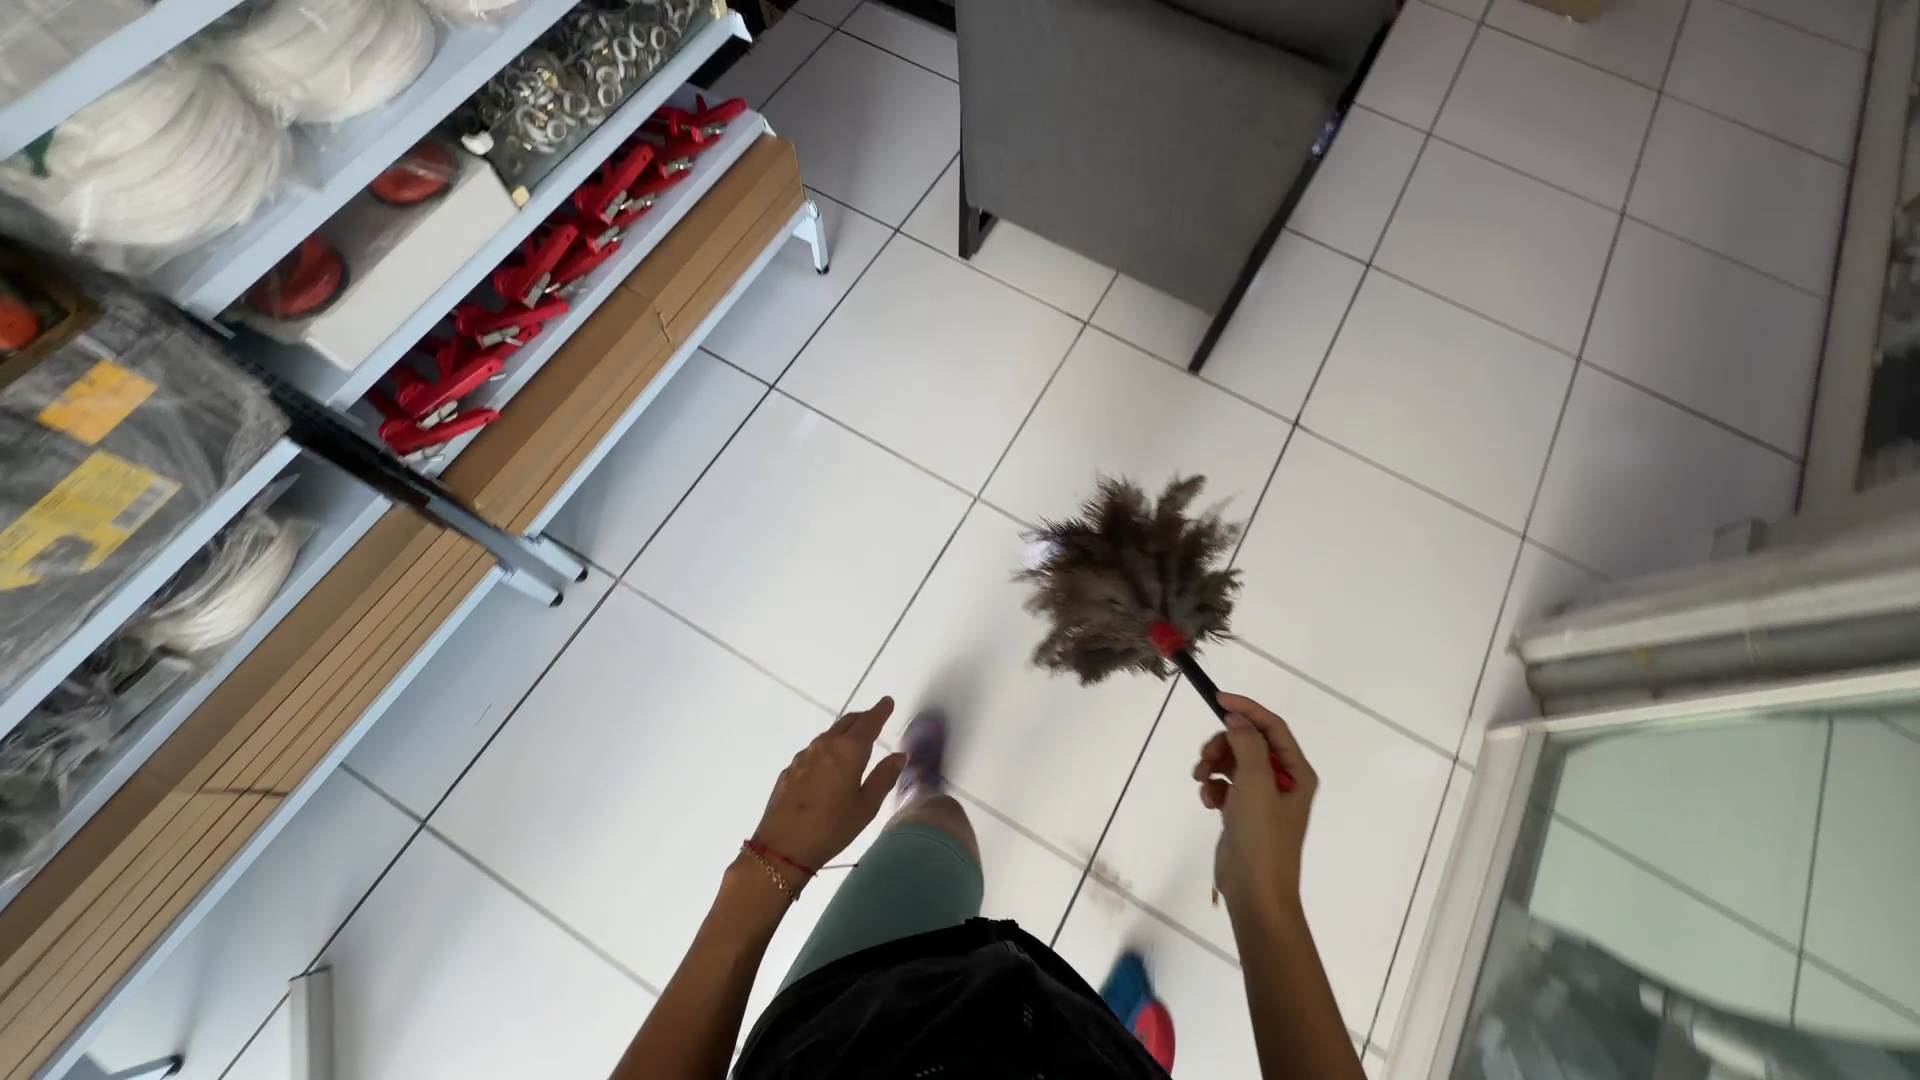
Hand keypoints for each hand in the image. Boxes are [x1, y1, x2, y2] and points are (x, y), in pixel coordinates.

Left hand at [750, 697, 905, 872]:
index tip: (888, 702)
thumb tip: (899, 755)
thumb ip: (884, 777)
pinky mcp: (790, 769)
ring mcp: (804, 756)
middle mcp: (825, 745)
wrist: (782, 848)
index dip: (880, 711)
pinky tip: (828, 765)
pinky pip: (814, 751)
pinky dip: (827, 749)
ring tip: (853, 741)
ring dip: (843, 733)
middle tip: (874, 718)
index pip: (869, 722)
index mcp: (848, 751)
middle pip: (847, 722)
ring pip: (829, 735)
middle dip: (862, 718)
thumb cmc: (831, 828)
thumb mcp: (866, 807)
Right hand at [1192, 692, 1318, 915]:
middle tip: (1205, 756)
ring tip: (1201, 781)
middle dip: (1224, 744)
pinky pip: (1225, 784)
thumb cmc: (1262, 836)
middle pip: (1249, 742)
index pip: (1273, 727)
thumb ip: (1247, 744)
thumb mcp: (1255, 783)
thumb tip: (1237, 719)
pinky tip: (1208, 801)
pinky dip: (1213, 787)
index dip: (1247, 709)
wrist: (1256, 891)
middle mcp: (1282, 781)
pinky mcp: (1244, 812)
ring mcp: (1262, 797)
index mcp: (1296, 773)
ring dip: (1214, 764)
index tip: (1218, 700)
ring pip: (1233, 762)